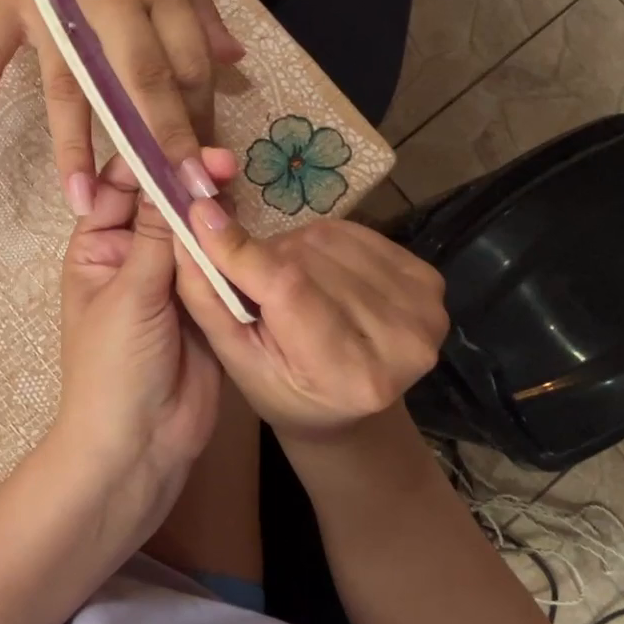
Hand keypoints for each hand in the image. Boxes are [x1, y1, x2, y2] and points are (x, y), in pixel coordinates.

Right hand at [0, 0, 243, 214]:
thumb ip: (200, 6)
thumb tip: (232, 60)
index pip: (185, 68)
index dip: (199, 123)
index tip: (206, 174)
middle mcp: (112, 7)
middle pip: (140, 84)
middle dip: (158, 145)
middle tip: (168, 204)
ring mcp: (55, 9)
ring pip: (70, 83)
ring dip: (75, 141)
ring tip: (78, 197)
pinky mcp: (10, 4)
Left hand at [56, 148, 237, 477]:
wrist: (141, 443)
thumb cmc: (115, 367)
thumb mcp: (131, 295)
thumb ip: (156, 235)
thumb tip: (173, 174)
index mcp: (96, 249)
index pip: (119, 189)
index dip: (148, 163)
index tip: (183, 143)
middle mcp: (130, 256)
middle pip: (159, 204)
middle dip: (186, 181)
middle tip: (224, 163)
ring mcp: (167, 279)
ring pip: (191, 230)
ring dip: (211, 208)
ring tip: (237, 181)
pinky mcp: (203, 303)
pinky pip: (216, 262)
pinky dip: (231, 243)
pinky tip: (249, 219)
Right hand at [174, 199, 448, 438]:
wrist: (349, 409)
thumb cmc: (281, 390)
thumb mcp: (233, 357)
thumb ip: (209, 298)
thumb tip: (192, 225)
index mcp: (347, 375)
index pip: (289, 290)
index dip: (241, 249)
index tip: (199, 213)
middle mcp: (401, 343)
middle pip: (307, 261)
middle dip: (266, 257)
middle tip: (251, 281)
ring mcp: (424, 310)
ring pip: (329, 242)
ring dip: (293, 249)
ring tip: (285, 281)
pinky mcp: (431, 283)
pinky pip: (356, 235)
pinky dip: (323, 243)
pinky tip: (318, 272)